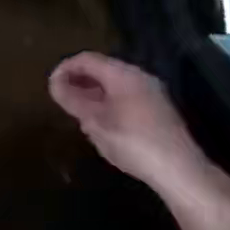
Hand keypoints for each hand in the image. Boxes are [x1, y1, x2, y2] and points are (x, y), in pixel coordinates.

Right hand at [49, 53, 210, 190]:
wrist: (179, 170)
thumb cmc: (133, 142)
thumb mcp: (96, 122)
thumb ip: (73, 100)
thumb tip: (55, 82)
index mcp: (123, 74)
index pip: (87, 59)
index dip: (65, 68)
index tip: (50, 86)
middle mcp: (139, 76)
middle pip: (102, 69)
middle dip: (79, 82)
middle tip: (61, 100)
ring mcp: (152, 92)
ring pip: (115, 85)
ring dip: (93, 95)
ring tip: (78, 115)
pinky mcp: (159, 110)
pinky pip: (126, 98)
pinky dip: (108, 104)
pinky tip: (102, 127)